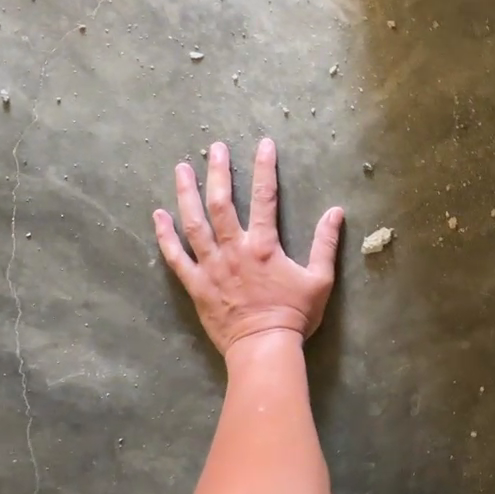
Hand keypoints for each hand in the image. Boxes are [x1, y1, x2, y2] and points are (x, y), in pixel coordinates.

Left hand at [153, 138, 343, 357]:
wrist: (264, 348)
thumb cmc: (295, 314)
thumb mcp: (320, 279)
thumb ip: (326, 244)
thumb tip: (336, 212)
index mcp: (265, 245)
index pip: (265, 197)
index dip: (265, 168)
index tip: (263, 144)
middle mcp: (234, 249)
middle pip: (222, 202)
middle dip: (218, 171)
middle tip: (215, 147)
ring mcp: (211, 266)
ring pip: (194, 223)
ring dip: (186, 193)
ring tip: (181, 169)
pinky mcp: (196, 285)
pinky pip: (176, 257)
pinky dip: (165, 235)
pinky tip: (158, 216)